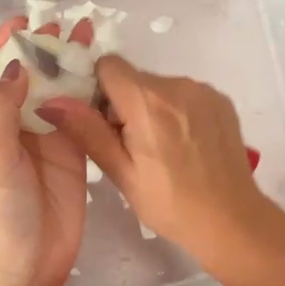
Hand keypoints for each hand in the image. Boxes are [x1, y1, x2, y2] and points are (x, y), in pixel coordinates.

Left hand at [0, 17, 93, 285]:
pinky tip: (105, 76)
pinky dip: (90, 94)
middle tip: (65, 26)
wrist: (21, 271)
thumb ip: (1, 108)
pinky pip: (79, 116)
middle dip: (41, 48)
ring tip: (90, 38)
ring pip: (54, 91)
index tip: (21, 24)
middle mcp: (8, 125)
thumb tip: (17, 68)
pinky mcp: (70, 155)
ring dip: (68, 65)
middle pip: (25, 76)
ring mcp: (41, 139)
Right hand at [36, 56, 273, 265]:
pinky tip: (185, 146)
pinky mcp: (221, 100)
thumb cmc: (170, 204)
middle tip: (131, 146)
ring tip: (162, 150)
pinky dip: (178, 112)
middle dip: (124, 104)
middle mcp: (177, 84)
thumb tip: (52, 102)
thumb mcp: (121, 173)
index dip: (98, 89)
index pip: (108, 65)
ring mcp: (203, 90)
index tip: (103, 121)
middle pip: (134, 78)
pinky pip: (185, 94)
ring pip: (159, 87)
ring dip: (152, 108)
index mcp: (148, 101)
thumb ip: (87, 131)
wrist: (232, 220)